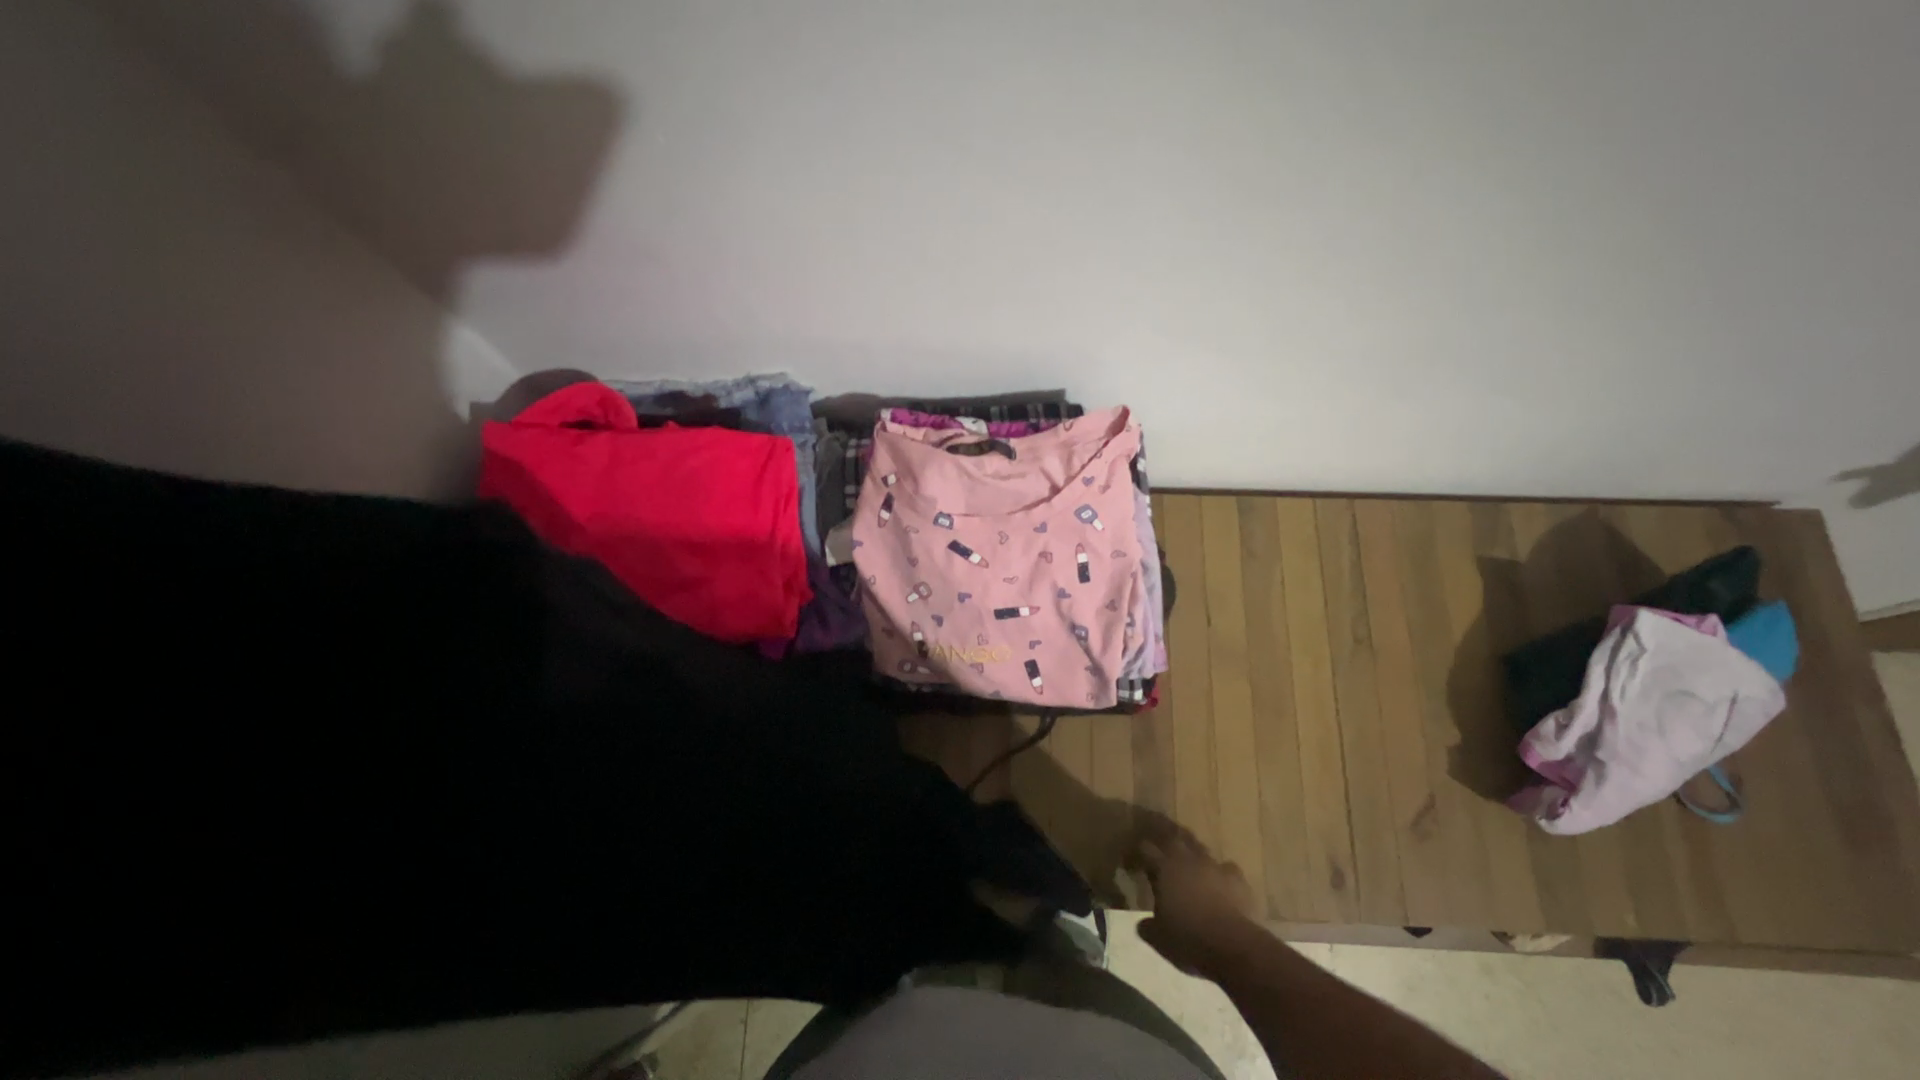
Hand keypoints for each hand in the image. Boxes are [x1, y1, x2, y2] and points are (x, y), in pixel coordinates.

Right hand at [1131, 828, 1261, 978]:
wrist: (1235, 946)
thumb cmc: (1189, 939)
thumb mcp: (1158, 938)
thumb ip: (1148, 926)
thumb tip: (1142, 924)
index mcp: (1165, 868)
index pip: (1146, 849)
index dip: (1139, 853)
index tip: (1133, 860)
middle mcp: (1189, 860)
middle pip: (1175, 839)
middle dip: (1167, 844)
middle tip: (1162, 854)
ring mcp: (1216, 867)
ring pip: (1202, 851)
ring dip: (1195, 858)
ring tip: (1192, 869)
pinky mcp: (1239, 880)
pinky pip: (1227, 870)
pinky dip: (1221, 876)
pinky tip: (1221, 886)